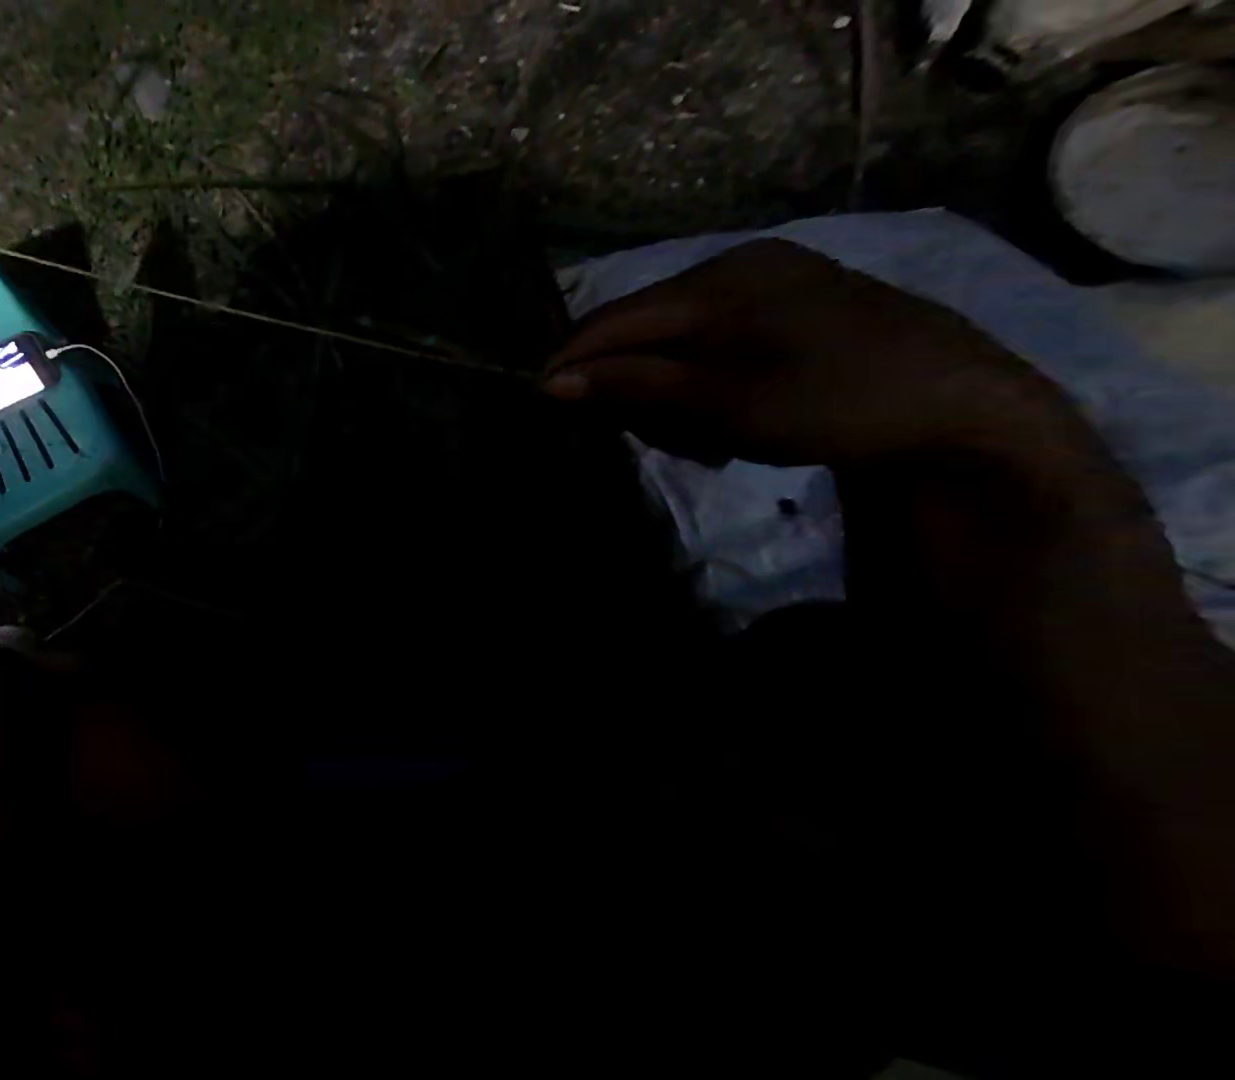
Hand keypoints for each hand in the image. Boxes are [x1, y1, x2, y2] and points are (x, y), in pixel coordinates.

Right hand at [541, 239, 1080, 468]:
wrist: (964, 410)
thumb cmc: (829, 402)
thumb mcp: (717, 402)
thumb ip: (631, 386)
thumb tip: (550, 383)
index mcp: (719, 279)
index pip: (616, 318)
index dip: (571, 360)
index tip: (541, 401)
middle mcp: (740, 266)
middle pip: (643, 326)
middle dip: (626, 381)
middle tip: (641, 432)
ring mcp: (773, 282)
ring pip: (677, 337)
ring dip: (665, 388)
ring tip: (695, 433)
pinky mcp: (795, 306)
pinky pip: (716, 340)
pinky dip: (700, 380)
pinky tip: (723, 414)